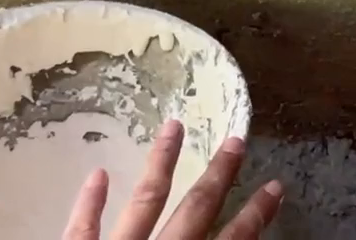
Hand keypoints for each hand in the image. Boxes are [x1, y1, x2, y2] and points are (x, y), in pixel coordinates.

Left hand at [62, 118, 283, 239]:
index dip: (255, 216)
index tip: (276, 186)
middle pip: (195, 211)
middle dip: (218, 175)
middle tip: (236, 139)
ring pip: (145, 203)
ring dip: (161, 163)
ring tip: (172, 125)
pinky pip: (80, 234)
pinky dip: (90, 204)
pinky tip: (99, 174)